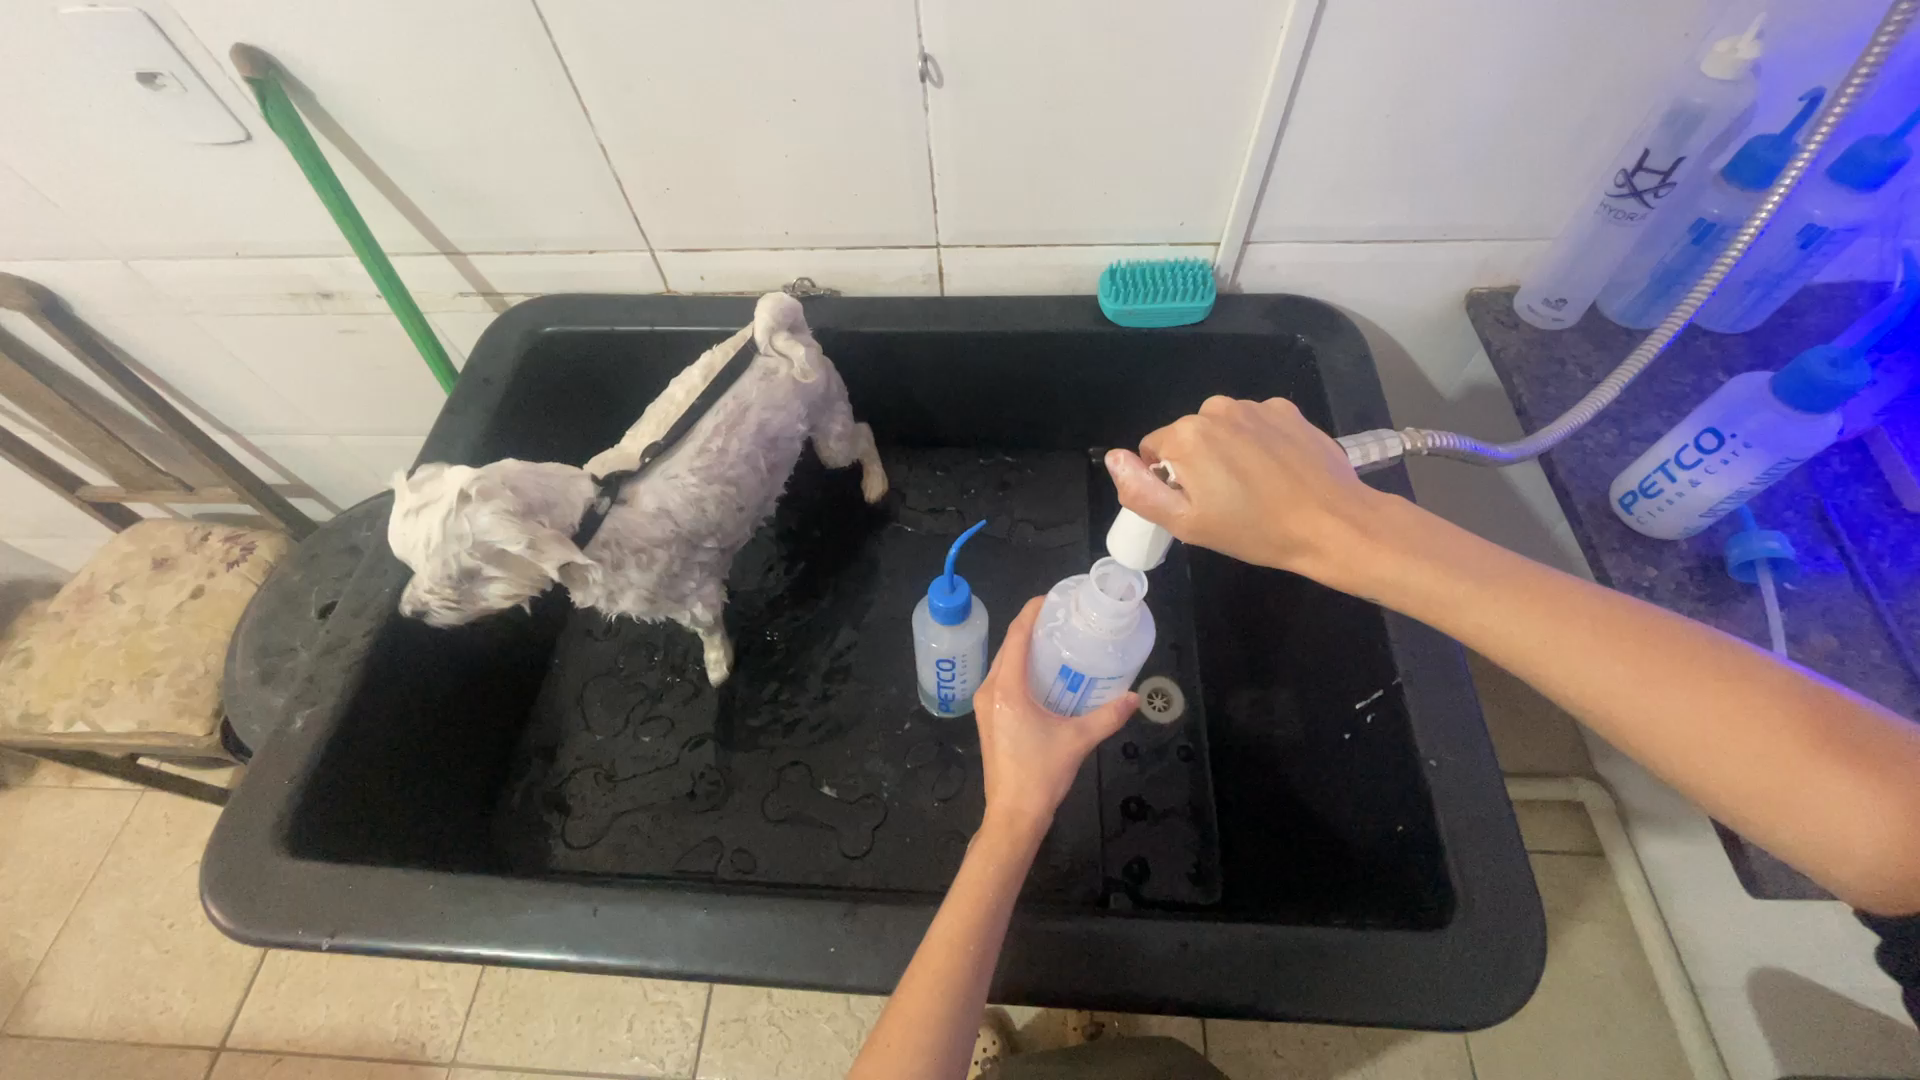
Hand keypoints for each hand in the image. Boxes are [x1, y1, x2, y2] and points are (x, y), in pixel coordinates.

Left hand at [973, 598, 1136, 832]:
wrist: (1013, 815)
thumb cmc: (1041, 775)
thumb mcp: (1078, 741)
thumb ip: (1108, 716)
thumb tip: (1135, 698)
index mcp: (1006, 690)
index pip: (1016, 638)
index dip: (1031, 613)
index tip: (1050, 598)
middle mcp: (989, 691)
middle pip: (1008, 647)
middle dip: (1030, 628)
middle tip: (1059, 617)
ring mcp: (984, 705)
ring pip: (1003, 664)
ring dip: (1023, 648)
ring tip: (1053, 639)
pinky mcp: (988, 718)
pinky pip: (1001, 680)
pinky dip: (1019, 668)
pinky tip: (1042, 672)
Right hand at [1105, 396, 1389, 591]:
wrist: (1332, 523)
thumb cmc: (1253, 530)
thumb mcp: (1185, 523)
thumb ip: (1139, 490)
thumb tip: (1113, 458)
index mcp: (1186, 435)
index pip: (1153, 451)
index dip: (1168, 481)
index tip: (1196, 505)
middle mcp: (1216, 409)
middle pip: (1187, 437)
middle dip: (1197, 464)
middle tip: (1225, 502)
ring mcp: (1255, 407)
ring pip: (1221, 429)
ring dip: (1227, 452)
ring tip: (1254, 488)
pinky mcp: (1287, 411)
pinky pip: (1254, 424)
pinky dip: (1258, 444)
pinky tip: (1277, 472)